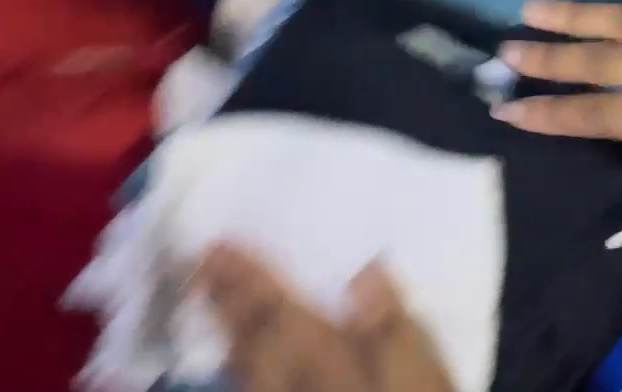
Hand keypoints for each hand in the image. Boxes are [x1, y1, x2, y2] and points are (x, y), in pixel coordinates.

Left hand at [193, 243, 451, 391]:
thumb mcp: (422, 376)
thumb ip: (392, 328)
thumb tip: (364, 270)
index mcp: (329, 369)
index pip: (283, 318)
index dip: (251, 281)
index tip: (219, 245)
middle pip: (254, 347)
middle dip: (228, 304)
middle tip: (199, 264)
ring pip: (245, 377)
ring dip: (227, 335)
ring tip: (210, 300)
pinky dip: (238, 373)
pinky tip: (236, 364)